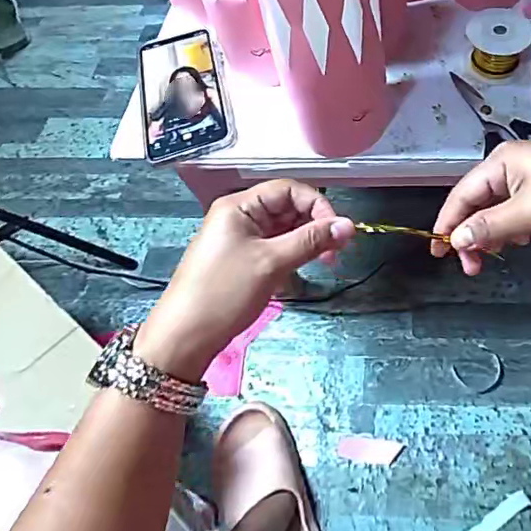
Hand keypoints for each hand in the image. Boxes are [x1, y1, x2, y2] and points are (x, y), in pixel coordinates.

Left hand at [136, 180, 353, 379]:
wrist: (182, 341)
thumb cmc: (223, 294)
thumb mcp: (272, 263)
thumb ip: (313, 240)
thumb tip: (349, 225)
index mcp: (239, 206)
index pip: (290, 190)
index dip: (318, 206)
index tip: (337, 231)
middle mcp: (241, 216)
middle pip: (290, 207)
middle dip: (316, 225)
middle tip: (335, 251)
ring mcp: (242, 237)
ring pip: (288, 228)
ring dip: (309, 241)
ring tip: (325, 260)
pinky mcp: (245, 258)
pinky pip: (279, 245)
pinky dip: (296, 253)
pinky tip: (305, 267)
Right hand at [431, 142, 530, 274]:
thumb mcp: (529, 214)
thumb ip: (489, 227)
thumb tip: (456, 240)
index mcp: (503, 160)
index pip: (462, 193)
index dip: (448, 223)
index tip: (439, 254)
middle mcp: (512, 163)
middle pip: (478, 201)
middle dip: (473, 233)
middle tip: (473, 267)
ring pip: (498, 207)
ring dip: (493, 232)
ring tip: (499, 253)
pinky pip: (517, 208)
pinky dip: (513, 227)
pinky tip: (524, 239)